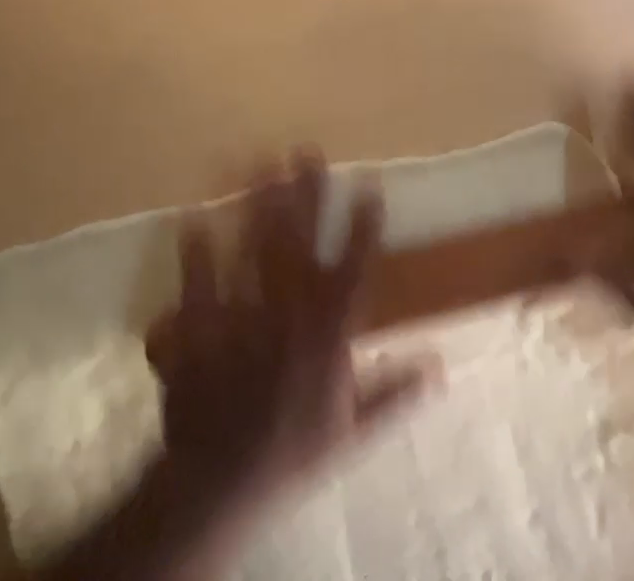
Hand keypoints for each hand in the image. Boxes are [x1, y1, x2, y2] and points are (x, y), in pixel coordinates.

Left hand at [144, 150, 437, 507]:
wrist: (222, 482)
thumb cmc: (294, 452)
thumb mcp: (355, 431)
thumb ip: (396, 393)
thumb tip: (441, 368)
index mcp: (328, 337)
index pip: (352, 271)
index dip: (363, 227)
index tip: (370, 185)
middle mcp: (287, 316)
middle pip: (298, 245)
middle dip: (304, 195)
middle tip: (305, 151)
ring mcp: (242, 318)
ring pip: (251, 251)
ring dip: (255, 205)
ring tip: (256, 163)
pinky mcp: (202, 329)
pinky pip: (197, 282)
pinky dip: (195, 250)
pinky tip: (192, 215)